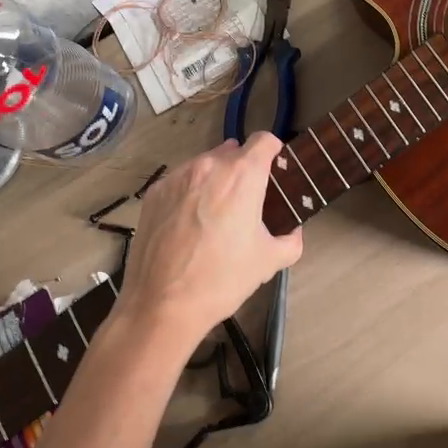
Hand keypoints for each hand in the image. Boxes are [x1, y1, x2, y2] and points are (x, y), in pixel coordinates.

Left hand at [114, 133, 303, 346]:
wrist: (160, 308)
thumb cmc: (221, 280)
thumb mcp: (269, 261)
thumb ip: (291, 239)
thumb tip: (293, 232)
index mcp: (243, 175)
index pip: (264, 140)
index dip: (273, 152)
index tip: (274, 172)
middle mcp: (209, 166)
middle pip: (234, 152)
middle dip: (243, 170)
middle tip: (246, 201)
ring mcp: (177, 178)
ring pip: (205, 165)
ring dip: (216, 179)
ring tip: (214, 213)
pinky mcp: (154, 194)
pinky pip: (181, 181)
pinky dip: (190, 193)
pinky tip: (188, 224)